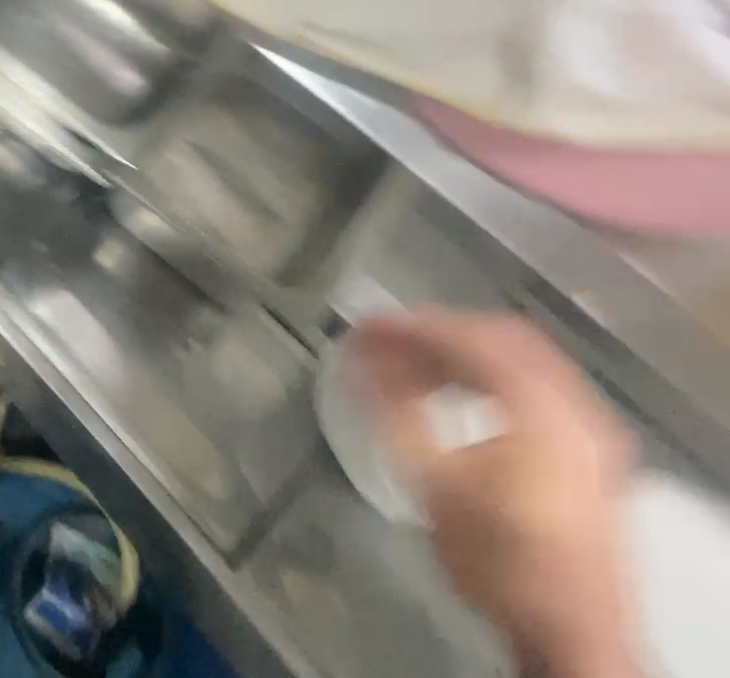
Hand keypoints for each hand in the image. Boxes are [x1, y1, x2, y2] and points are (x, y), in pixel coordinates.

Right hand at [355, 310, 639, 677]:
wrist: (569, 627)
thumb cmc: (494, 555)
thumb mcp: (433, 481)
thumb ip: (395, 409)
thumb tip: (362, 356)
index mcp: (543, 413)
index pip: (473, 339)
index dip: (412, 325)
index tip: (362, 324)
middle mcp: (577, 409)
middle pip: (503, 339)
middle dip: (435, 330)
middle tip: (380, 338)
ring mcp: (590, 429)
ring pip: (519, 359)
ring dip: (457, 353)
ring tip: (402, 363)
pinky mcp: (588, 447)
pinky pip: (532, 384)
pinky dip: (483, 375)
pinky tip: (444, 392)